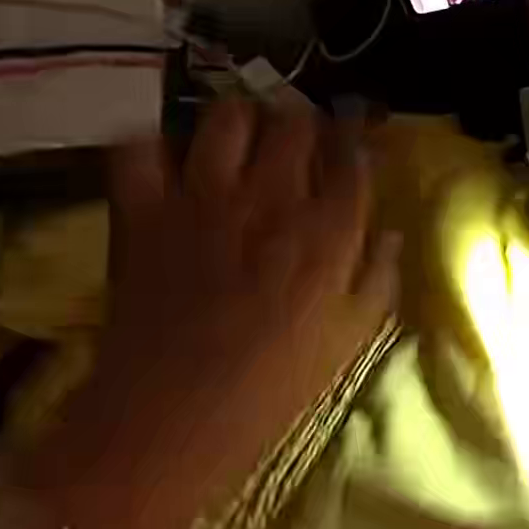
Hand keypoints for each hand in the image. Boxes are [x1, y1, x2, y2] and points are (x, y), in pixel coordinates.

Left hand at [85, 100, 397, 467]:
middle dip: (305, 121)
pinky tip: (176, 158)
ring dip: (243, 118)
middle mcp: (273, 199)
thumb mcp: (359, 327)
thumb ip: (380, 271)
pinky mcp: (144, 212)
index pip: (353, 158)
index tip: (358, 136)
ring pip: (226, 118)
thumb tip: (388, 232)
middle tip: (305, 136)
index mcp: (332, 229)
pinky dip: (158, 143)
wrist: (179, 410)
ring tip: (247, 134)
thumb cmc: (286, 373)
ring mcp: (204, 199)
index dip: (358, 137)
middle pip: (294, 123)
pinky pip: (140, 149)